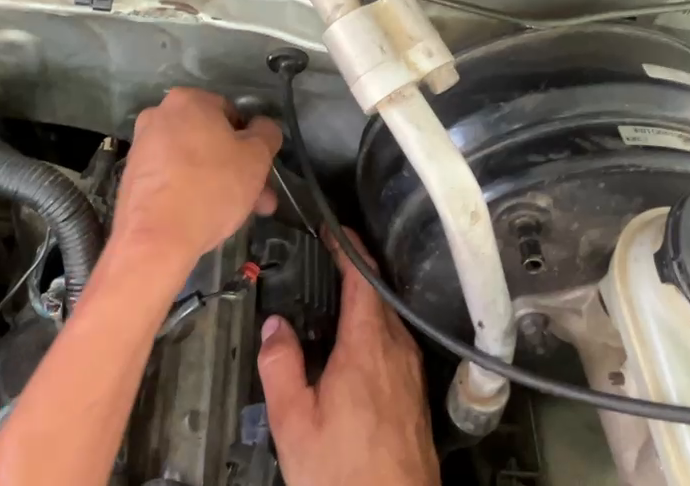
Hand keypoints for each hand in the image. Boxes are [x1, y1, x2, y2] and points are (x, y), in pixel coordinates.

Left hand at [111, 88, 281, 261]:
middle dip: (237, 169)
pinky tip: (206, 218)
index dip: (251, 141)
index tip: (260, 168)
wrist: (156, 238)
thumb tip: (263, 127)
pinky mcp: (132, 179)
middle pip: (210, 140)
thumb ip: (266, 134)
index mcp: (188, 101)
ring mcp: (141, 148)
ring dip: (217, 183)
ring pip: (192, 162)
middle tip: (258, 198)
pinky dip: (190, 192)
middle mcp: (159, 116)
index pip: (230, 112)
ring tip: (239, 215)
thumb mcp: (256, 158)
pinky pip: (172, 179)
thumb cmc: (211, 186)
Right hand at [258, 230, 439, 485]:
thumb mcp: (294, 422)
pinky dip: (373, 328)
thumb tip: (274, 326)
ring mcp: (411, 372)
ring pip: (388, 319)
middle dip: (354, 271)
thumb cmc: (344, 475)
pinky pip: (394, 343)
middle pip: (378, 294)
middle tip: (325, 259)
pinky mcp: (415, 394)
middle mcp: (397, 350)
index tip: (332, 229)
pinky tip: (352, 347)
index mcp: (368, 346)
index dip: (348, 247)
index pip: (363, 277)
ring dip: (364, 301)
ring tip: (334, 299)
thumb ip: (280, 365)